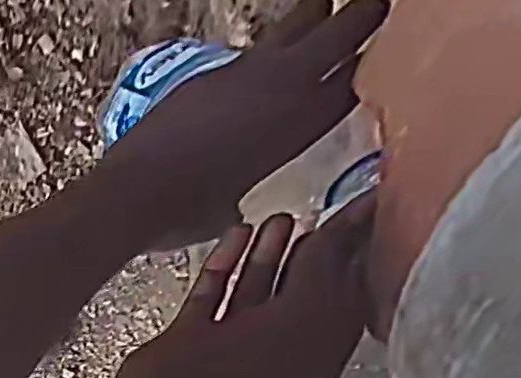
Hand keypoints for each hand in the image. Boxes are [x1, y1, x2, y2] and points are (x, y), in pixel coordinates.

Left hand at [103, 0, 388, 246]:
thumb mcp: (230, 206)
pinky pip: (249, 53)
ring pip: (301, 18)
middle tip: (372, 13)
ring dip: (312, 18)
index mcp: (304, 120)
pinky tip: (250, 74)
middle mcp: (287, 83)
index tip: (389, 52)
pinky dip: (260, 56)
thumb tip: (234, 188)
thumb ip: (246, 181)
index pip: (363, 72)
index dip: (380, 57)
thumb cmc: (182, 215)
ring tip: (320, 17)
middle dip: (366, 13)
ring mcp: (246, 70)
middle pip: (353, 20)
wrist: (131, 195)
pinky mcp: (208, 73)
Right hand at [113, 193, 375, 377]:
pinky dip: (224, 265)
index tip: (372, 205)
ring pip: (253, 291)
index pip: (346, 290)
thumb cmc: (248, 364)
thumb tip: (337, 227)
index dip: (359, 248)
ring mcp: (229, 345)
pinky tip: (235, 235)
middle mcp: (275, 349)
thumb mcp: (310, 304)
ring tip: (277, 218)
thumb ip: (327, 260)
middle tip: (324, 208)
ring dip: (267, 254)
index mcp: (316, 350)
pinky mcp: (189, 339)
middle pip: (297, 291)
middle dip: (310, 250)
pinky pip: (212, 294)